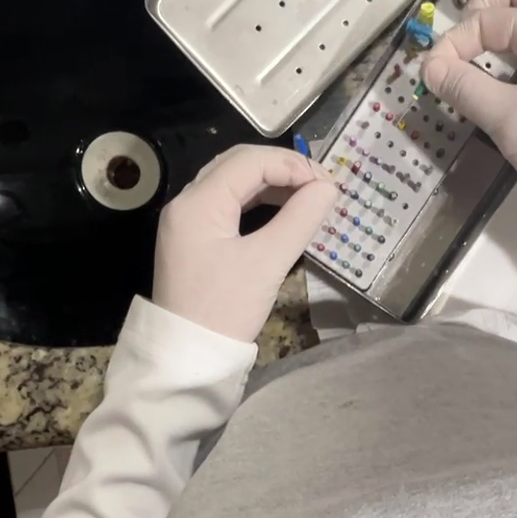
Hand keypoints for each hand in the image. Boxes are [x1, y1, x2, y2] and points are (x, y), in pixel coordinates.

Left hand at [153, 145, 337, 342]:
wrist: (187, 355)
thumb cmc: (226, 309)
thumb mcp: (267, 263)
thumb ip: (300, 220)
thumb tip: (328, 189)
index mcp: (198, 202)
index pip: (250, 162)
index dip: (293, 165)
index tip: (329, 185)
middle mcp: (187, 202)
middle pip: (239, 165)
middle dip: (283, 169)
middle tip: (321, 186)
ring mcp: (188, 221)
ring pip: (233, 184)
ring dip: (272, 184)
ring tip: (308, 197)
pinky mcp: (194, 239)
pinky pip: (228, 206)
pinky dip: (258, 203)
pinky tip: (283, 212)